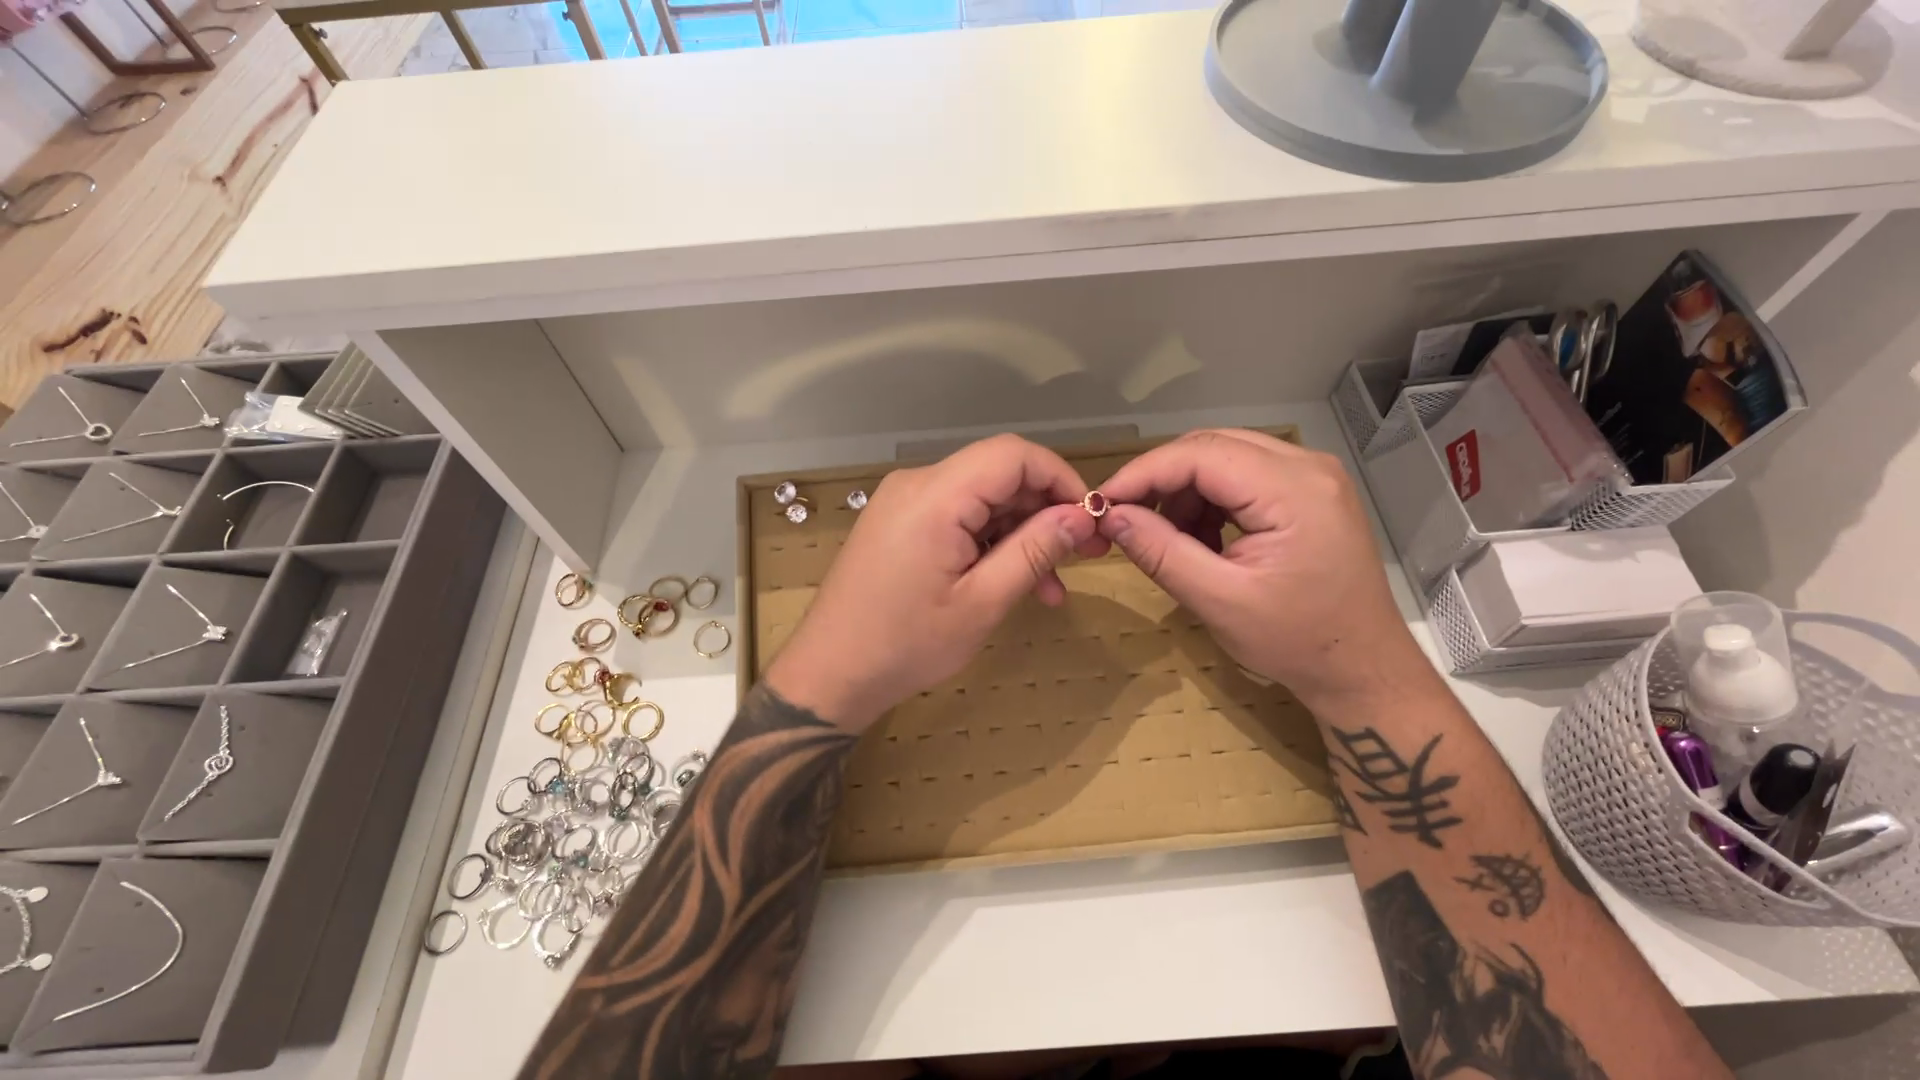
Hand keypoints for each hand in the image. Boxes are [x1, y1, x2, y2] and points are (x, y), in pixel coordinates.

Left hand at [765, 435, 1102, 731]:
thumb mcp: (982, 602)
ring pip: (982, 500)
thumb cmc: (906, 644)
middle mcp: (917, 484)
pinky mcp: (901, 524)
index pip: (1013, 455)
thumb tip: (1083, 515)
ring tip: (1052, 585)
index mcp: (935, 495)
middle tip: (1085, 554)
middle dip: (1045, 510)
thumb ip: (1034, 550)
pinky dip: (990, 543)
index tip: (1091, 519)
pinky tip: (1016, 582)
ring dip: (1021, 534)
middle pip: (998, 474)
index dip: (1060, 478)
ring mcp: (905, 503)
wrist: (831, 673)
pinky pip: (958, 518)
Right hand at [1095, 429, 1433, 711]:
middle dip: (1162, 481)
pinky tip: (1201, 540)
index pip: (1200, 454)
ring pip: (1226, 458)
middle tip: (1126, 520)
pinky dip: (1211, 500)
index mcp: (1293, 489)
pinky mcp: (1310, 492)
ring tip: (1170, 540)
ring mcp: (1313, 476)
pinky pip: (1245, 476)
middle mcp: (1308, 466)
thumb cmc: (1297, 642)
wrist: (1361, 668)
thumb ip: (1161, 552)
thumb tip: (1110, 515)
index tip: (1101, 503)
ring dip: (1186, 492)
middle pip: (1212, 447)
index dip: (1143, 473)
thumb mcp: (1219, 601)